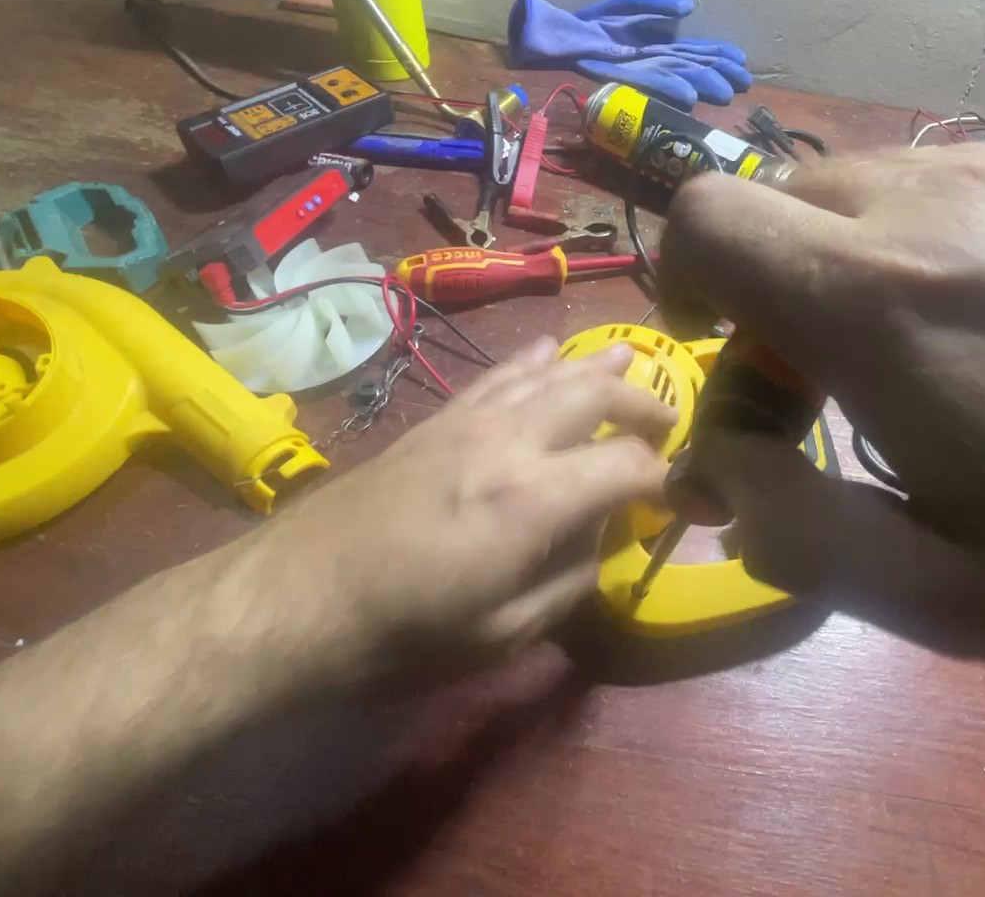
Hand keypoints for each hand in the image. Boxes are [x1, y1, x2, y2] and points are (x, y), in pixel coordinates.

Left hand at [215, 339, 676, 692]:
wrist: (298, 598)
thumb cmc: (406, 632)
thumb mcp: (507, 632)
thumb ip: (572, 577)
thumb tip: (601, 535)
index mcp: (534, 498)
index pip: (628, 464)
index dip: (667, 477)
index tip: (686, 495)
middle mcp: (511, 441)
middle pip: (596, 394)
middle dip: (643, 402)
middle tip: (669, 422)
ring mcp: (471, 421)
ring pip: (550, 371)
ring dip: (596, 365)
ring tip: (630, 358)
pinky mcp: (439, 419)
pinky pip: (499, 375)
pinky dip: (534, 360)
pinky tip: (550, 350)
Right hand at [662, 139, 984, 667]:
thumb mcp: (951, 598)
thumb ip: (797, 530)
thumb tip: (722, 469)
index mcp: (881, 304)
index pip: (707, 220)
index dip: (680, 278)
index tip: (719, 349)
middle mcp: (936, 204)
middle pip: (780, 202)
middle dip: (765, 289)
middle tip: (823, 383)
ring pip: (871, 189)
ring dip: (852, 266)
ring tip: (932, 360)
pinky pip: (961, 183)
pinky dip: (935, 243)